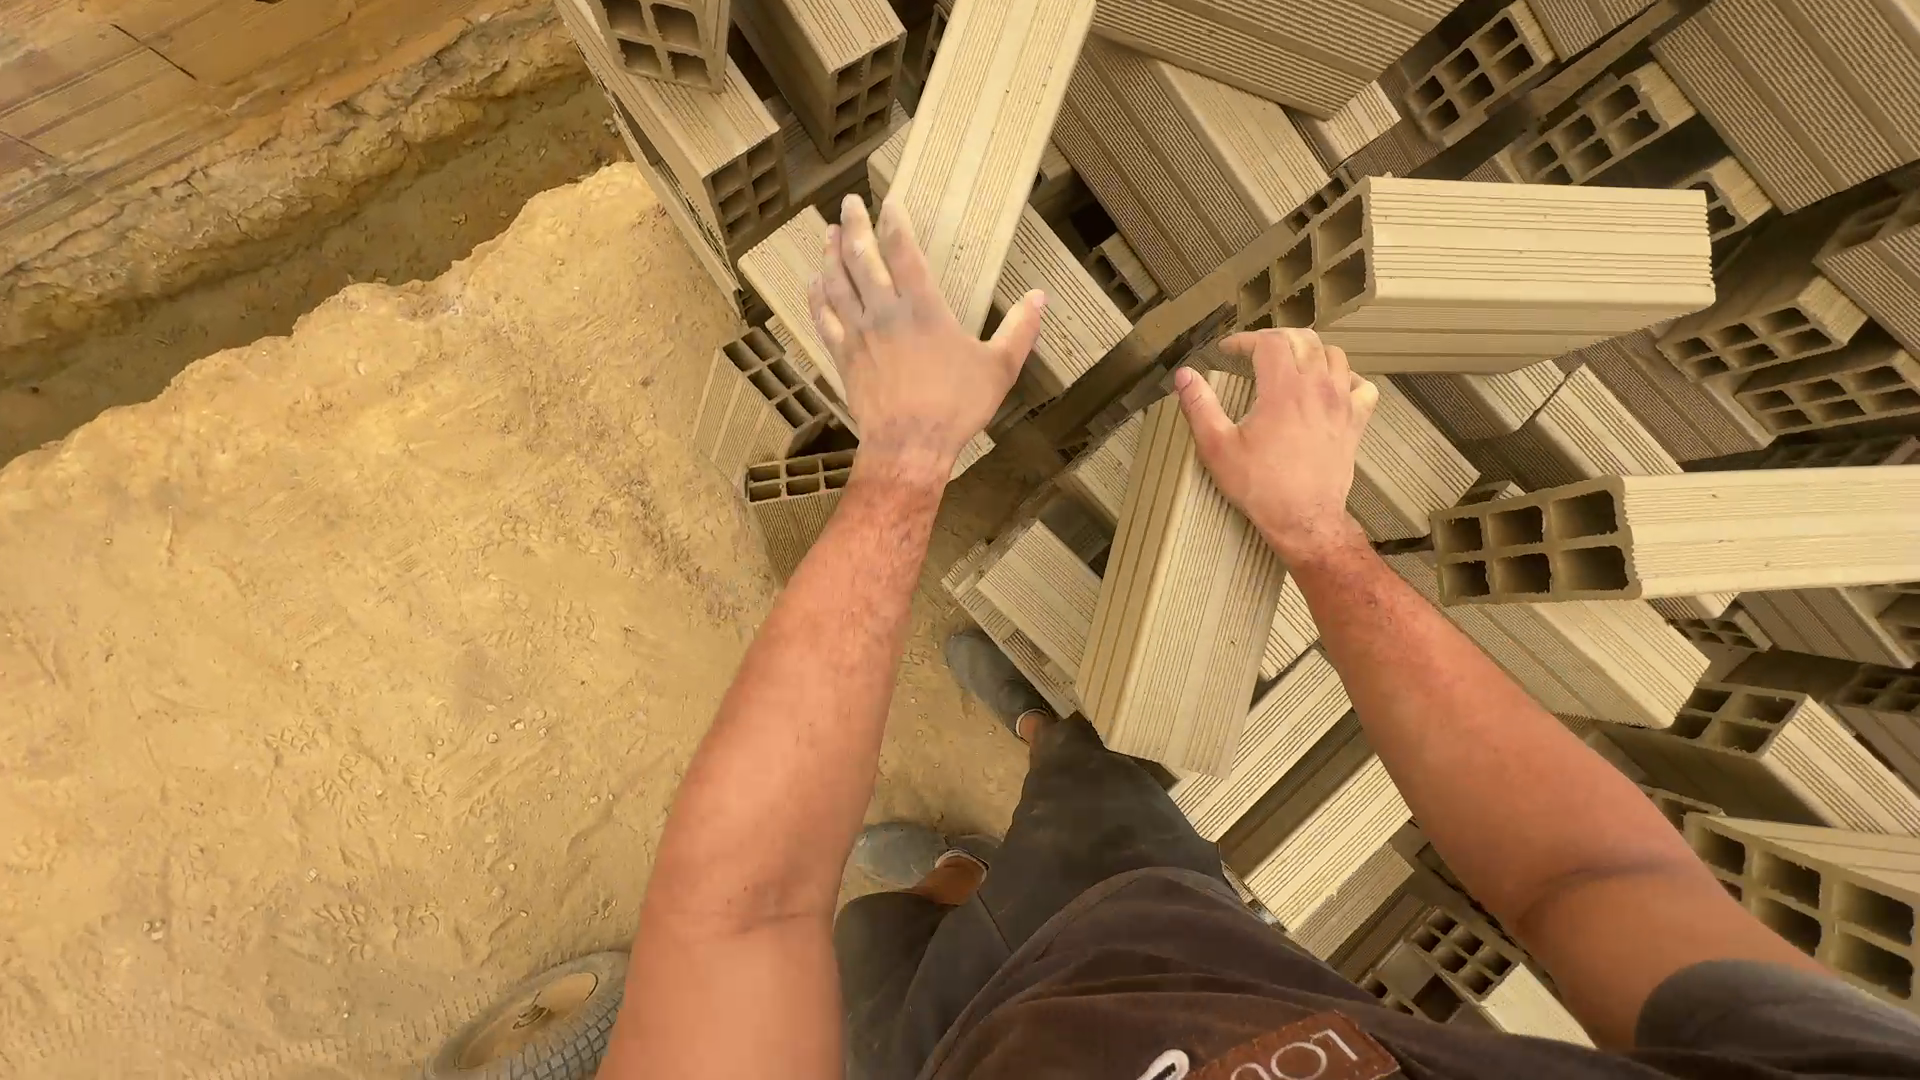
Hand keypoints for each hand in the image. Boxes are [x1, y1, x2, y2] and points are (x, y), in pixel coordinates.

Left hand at [809, 195, 1044, 482]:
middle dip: (854, 225)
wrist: (909, 446)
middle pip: (862, 257)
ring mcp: (859, 334)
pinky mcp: (844, 358)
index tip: (889, 201)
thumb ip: (1019, 330)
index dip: (894, 221)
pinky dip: (816, 297)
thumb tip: (1040, 298)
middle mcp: (885, 312)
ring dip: (831, 254)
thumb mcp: (999, 368)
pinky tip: (814, 283)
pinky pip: (824, 319)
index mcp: (923, 308)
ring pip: (838, 283)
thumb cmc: (956, 407)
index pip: (902, 250)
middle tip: (848, 204)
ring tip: (828, 233)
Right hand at [1175, 328, 1379, 565]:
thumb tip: (1184, 376)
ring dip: (1309, 352)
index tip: (1227, 351)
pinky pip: (1361, 385)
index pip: (1268, 343)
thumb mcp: (1217, 447)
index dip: (1244, 340)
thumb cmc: (1259, 486)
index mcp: (1283, 389)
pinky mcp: (1356, 422)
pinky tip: (1328, 387)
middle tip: (1254, 352)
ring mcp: (1342, 403)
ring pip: (1334, 355)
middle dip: (1275, 339)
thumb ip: (1199, 406)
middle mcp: (1318, 388)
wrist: (1304, 519)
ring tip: (1288, 364)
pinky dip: (1345, 377)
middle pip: (1304, 340)